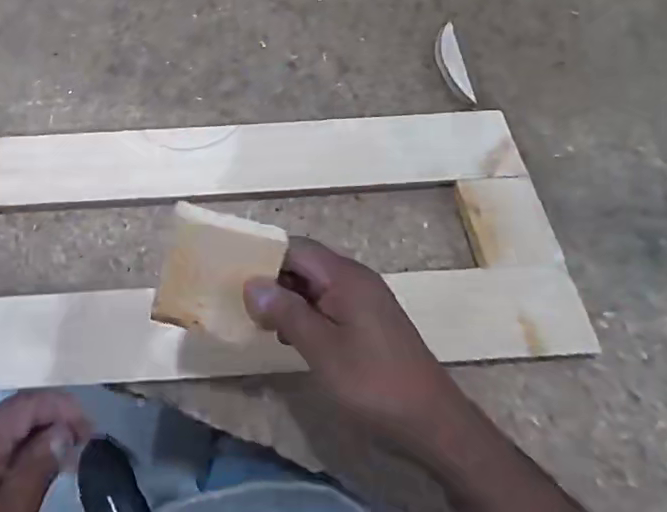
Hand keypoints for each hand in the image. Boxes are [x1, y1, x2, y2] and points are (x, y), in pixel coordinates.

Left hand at [0, 390, 91, 511]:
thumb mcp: (15, 509)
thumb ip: (40, 463)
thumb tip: (62, 432)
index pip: (25, 404)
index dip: (62, 408)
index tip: (91, 430)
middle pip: (12, 417)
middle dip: (49, 425)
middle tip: (82, 446)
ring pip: (0, 436)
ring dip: (33, 442)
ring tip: (64, 459)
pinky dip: (12, 458)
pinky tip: (34, 472)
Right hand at [243, 236, 467, 451]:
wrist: (431, 419)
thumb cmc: (372, 382)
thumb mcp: (322, 350)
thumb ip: (287, 313)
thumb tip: (252, 283)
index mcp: (345, 275)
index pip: (297, 247)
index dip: (266, 256)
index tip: (236, 275)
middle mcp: (356, 277)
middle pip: (307, 263)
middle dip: (275, 279)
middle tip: (244, 304)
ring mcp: (365, 298)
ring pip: (317, 285)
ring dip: (290, 299)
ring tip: (263, 324)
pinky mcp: (370, 320)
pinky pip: (331, 303)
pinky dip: (309, 314)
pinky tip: (294, 339)